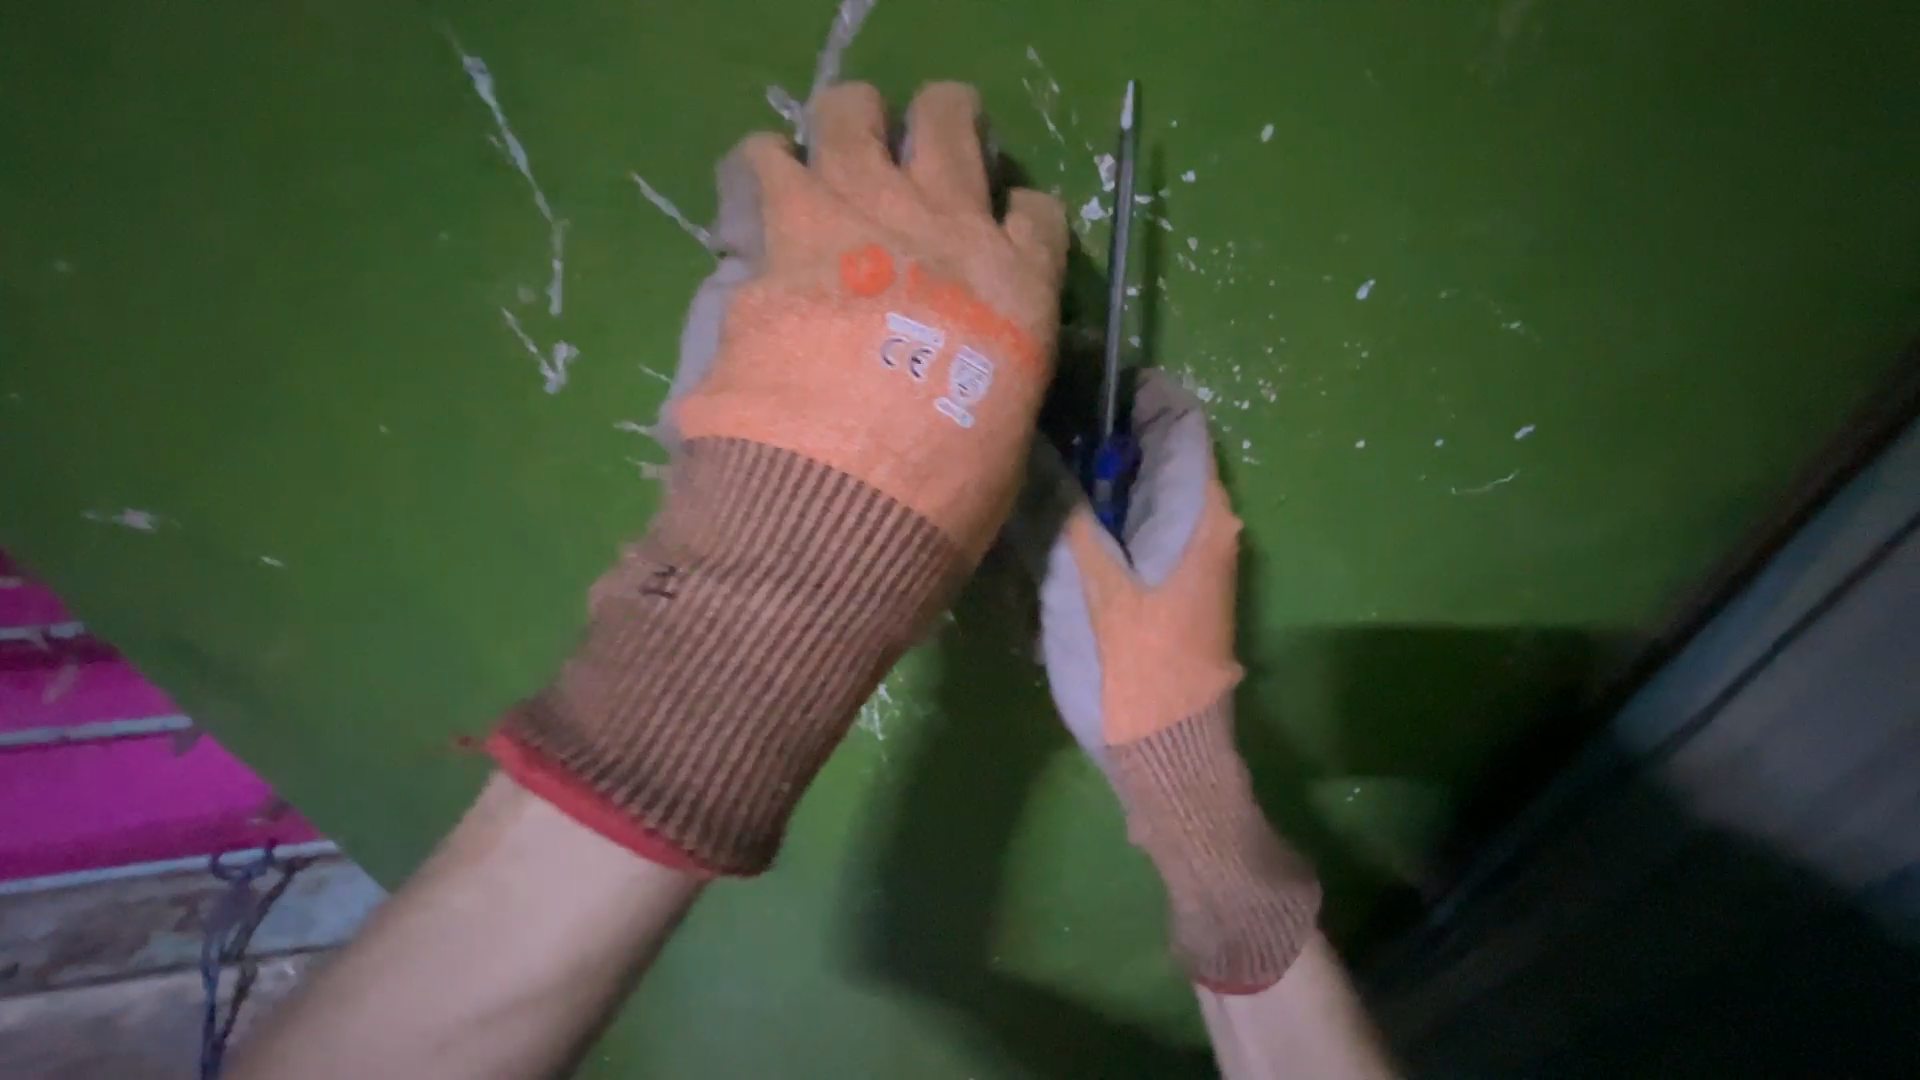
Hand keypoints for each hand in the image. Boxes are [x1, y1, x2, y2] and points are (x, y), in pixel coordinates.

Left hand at [489, 82, 1068, 876]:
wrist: (838, 518)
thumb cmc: (933, 510)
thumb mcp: (994, 447)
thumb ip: (987, 380)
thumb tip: (963, 375)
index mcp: (1018, 296)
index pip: (1037, 213)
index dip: (1015, 215)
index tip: (993, 232)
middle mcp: (950, 235)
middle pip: (952, 124)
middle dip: (939, 125)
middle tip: (912, 160)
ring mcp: (863, 220)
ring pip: (854, 113)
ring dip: (846, 128)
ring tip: (830, 165)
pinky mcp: (781, 236)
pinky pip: (766, 163)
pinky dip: (764, 176)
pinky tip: (762, 211)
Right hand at [1030, 371, 1320, 992]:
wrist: (1165, 758)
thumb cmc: (1127, 664)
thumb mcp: (1081, 578)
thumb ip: (1058, 504)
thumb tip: (1031, 442)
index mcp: (1196, 509)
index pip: (1177, 416)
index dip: (1131, 391)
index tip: (1071, 383)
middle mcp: (1206, 524)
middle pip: (1158, 452)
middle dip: (1099, 434)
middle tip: (1033, 426)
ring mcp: (1191, 559)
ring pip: (1142, 493)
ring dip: (1094, 478)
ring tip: (1032, 467)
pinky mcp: (1171, 589)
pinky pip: (1135, 530)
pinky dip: (1099, 517)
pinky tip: (1051, 525)